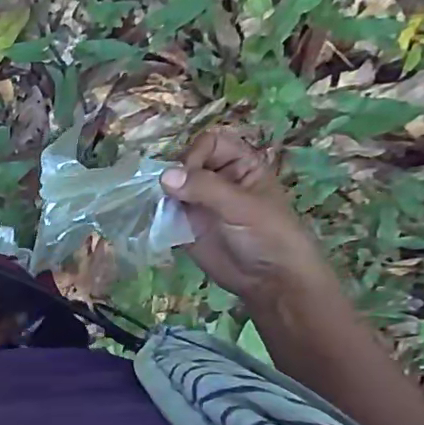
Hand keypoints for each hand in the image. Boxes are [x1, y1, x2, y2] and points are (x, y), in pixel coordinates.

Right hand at [161, 129, 337, 307]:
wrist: (270, 281)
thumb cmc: (268, 236)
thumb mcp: (242, 207)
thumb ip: (205, 188)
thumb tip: (164, 176)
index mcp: (240, 166)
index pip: (209, 143)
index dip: (196, 155)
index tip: (189, 177)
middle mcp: (216, 180)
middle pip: (184, 163)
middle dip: (173, 176)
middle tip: (171, 196)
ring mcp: (198, 204)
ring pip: (169, 187)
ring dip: (159, 195)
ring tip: (158, 209)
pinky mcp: (184, 226)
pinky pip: (163, 213)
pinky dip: (154, 215)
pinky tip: (153, 222)